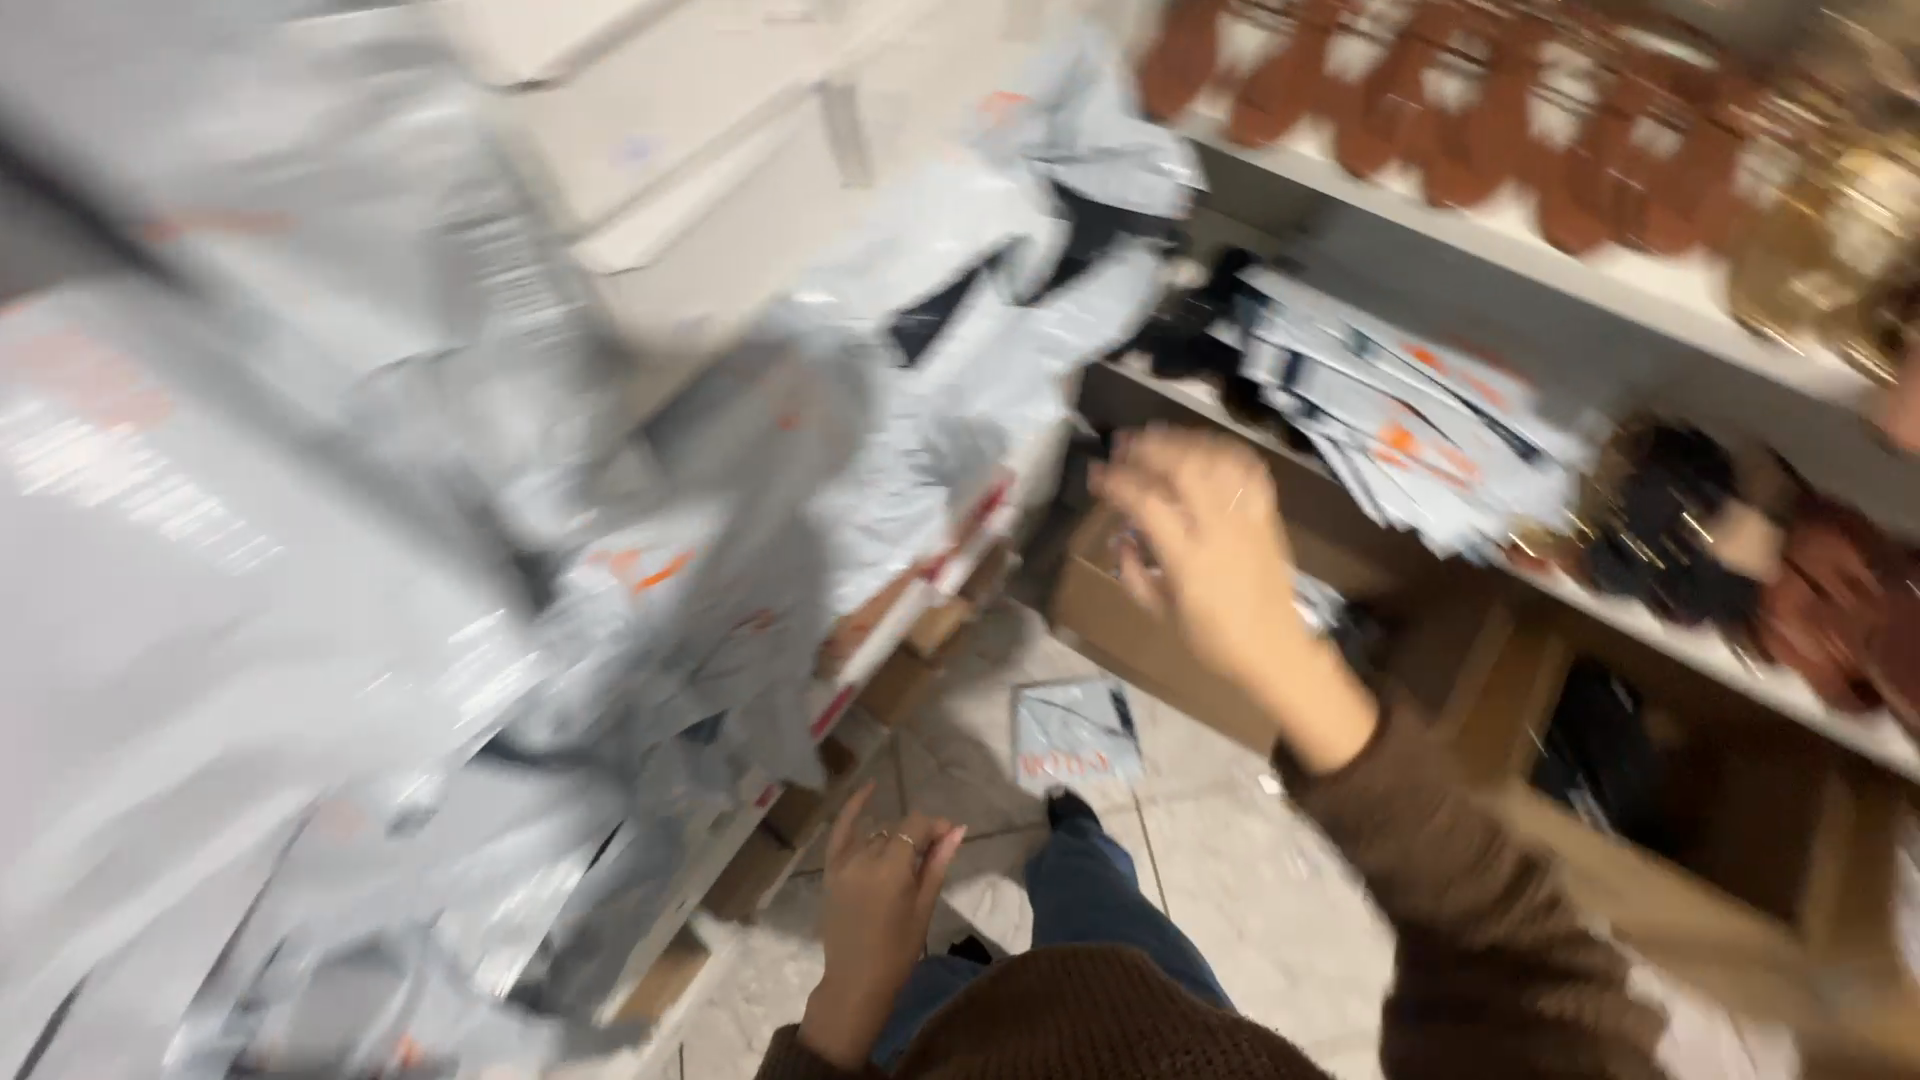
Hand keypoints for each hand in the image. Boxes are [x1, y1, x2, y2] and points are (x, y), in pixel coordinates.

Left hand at [799, 782, 966, 1069]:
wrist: (855, 981)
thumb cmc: (897, 950)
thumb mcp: (924, 906)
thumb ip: (938, 863)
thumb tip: (958, 829)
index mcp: (891, 869)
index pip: (916, 827)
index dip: (935, 827)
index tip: (950, 836)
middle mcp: (864, 858)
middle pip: (898, 831)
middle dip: (918, 836)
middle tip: (933, 854)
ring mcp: (844, 862)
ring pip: (877, 835)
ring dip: (894, 838)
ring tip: (908, 857)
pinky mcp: (831, 870)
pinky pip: (841, 830)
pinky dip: (854, 808)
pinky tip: (869, 787)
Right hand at [1091, 426, 1376, 773]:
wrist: (1274, 650)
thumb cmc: (1212, 639)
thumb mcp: (1160, 614)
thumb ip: (1133, 573)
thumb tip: (1120, 539)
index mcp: (1187, 560)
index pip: (1146, 504)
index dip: (1116, 483)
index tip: (1096, 475)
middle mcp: (1218, 531)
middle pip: (1183, 470)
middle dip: (1149, 450)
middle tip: (1124, 445)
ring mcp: (1247, 521)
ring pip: (1217, 463)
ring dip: (1184, 443)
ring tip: (1158, 437)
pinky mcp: (1268, 518)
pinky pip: (1250, 472)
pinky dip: (1225, 452)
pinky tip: (1205, 448)